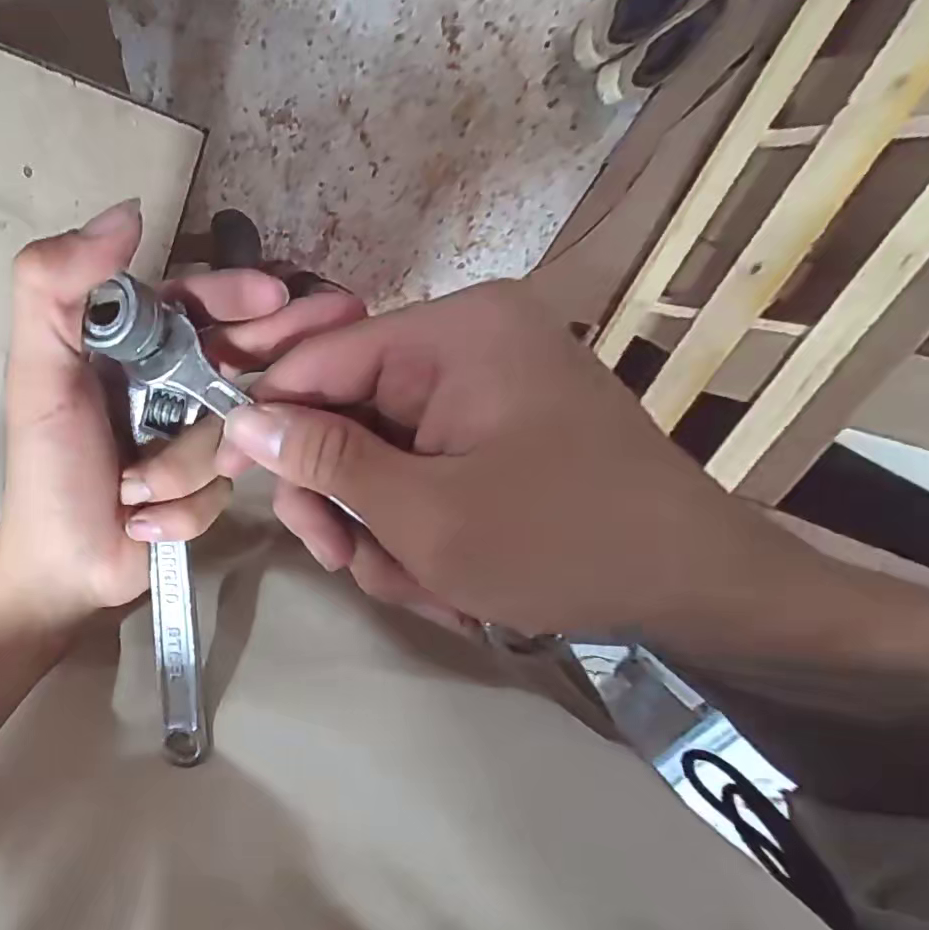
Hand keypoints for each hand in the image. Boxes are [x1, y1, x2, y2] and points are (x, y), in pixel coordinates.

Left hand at [0, 199, 364, 630]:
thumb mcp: (36, 375)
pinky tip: (144, 522)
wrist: (60, 566)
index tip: (276, 297)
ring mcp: (186, 438)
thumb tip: (125, 214)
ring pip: (231, 434)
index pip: (192, 304)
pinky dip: (181, 507)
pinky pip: (221, 487)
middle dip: (277, 350)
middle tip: (339, 328)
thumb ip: (52, 290)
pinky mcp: (200, 489)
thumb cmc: (47, 469)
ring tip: (135, 494)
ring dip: (181, 469)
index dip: (235, 295)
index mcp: (126, 352)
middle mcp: (162, 386)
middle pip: (236, 354)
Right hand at [213, 279, 819, 639]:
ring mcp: (472, 390)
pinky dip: (404, 526)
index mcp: (452, 335)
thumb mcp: (422, 511)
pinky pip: (403, 470)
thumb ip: (323, 459)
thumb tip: (240, 420)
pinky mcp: (480, 430)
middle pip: (337, 412)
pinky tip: (435, 570)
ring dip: (370, 525)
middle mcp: (459, 346)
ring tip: (410, 578)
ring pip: (364, 453)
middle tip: (339, 557)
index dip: (263, 418)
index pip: (317, 361)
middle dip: (333, 495)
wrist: (699, 594)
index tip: (229, 476)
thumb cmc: (561, 544)